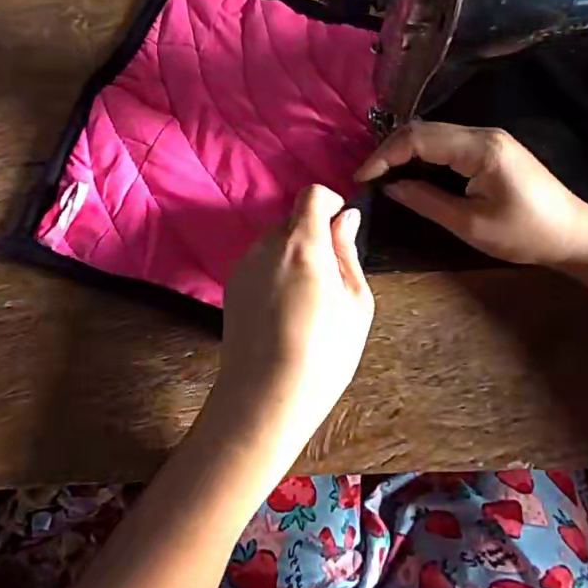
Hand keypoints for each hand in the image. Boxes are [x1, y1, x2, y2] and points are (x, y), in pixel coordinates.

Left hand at [210, 185, 373, 449]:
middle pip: (293, 219)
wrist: (266, 393)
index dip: (331, 202)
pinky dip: (275, 271)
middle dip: (314, 235)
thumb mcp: (356, 302)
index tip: (342, 225)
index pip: (312, 194)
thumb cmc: (325, 352)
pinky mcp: (232, 284)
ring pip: (275, 242)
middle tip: (331, 276)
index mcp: (303, 242)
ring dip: (293, 254)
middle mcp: (267, 244)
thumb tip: (346, 218)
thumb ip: (347, 251)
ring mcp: (245, 263)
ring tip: (308, 299)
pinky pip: (260, 263)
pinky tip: (284, 310)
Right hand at [354, 121, 587, 267]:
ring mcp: (488, 138)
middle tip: (367, 177)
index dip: (383, 156)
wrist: (576, 235)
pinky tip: (409, 172)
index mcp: (480, 148)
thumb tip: (390, 187)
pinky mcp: (491, 148)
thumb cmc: (525, 234)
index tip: (361, 178)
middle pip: (423, 130)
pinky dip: (421, 154)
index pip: (418, 139)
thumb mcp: (470, 225)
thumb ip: (426, 201)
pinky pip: (446, 142)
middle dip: (389, 150)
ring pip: (433, 133)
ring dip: (404, 151)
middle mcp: (483, 134)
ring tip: (381, 175)